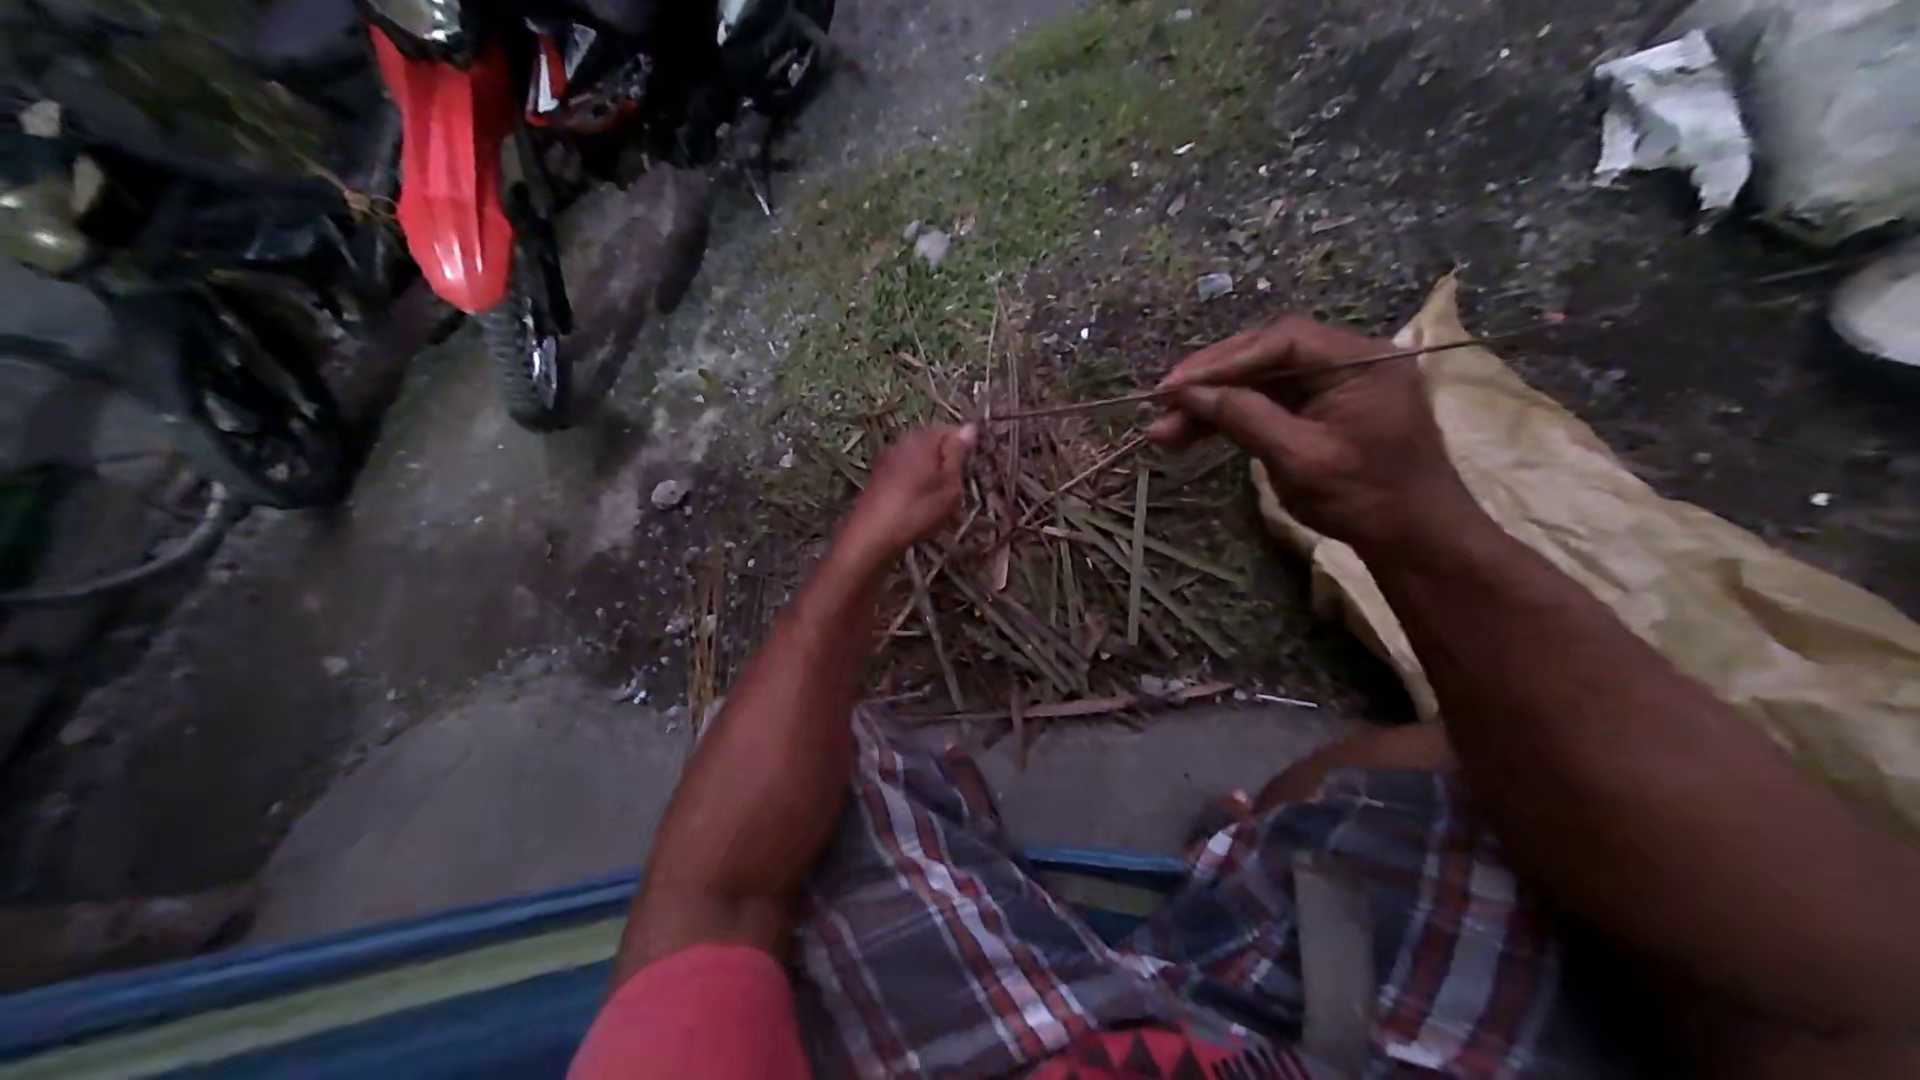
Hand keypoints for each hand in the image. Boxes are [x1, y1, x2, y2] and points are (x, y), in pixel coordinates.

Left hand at [838, 424, 976, 563]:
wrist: (872, 535)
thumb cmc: (918, 508)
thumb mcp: (949, 484)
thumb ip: (958, 454)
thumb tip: (969, 427)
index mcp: (922, 439)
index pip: (950, 430)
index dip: (963, 447)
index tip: (969, 470)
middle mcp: (902, 442)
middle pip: (931, 444)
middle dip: (945, 461)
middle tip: (956, 488)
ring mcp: (886, 459)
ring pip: (917, 460)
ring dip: (929, 475)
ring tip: (937, 500)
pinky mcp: (877, 478)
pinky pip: (903, 474)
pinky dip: (914, 485)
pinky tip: (917, 505)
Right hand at [1147, 316, 1481, 552]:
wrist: (1412, 538)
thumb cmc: (1364, 498)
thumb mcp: (1298, 457)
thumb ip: (1243, 417)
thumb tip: (1186, 394)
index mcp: (1358, 361)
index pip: (1279, 342)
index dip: (1220, 362)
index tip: (1174, 386)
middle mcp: (1347, 361)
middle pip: (1264, 357)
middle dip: (1210, 383)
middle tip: (1162, 404)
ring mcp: (1332, 386)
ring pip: (1259, 383)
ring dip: (1212, 405)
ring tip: (1165, 431)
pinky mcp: (1318, 410)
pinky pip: (1267, 404)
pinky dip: (1231, 418)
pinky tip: (1193, 433)